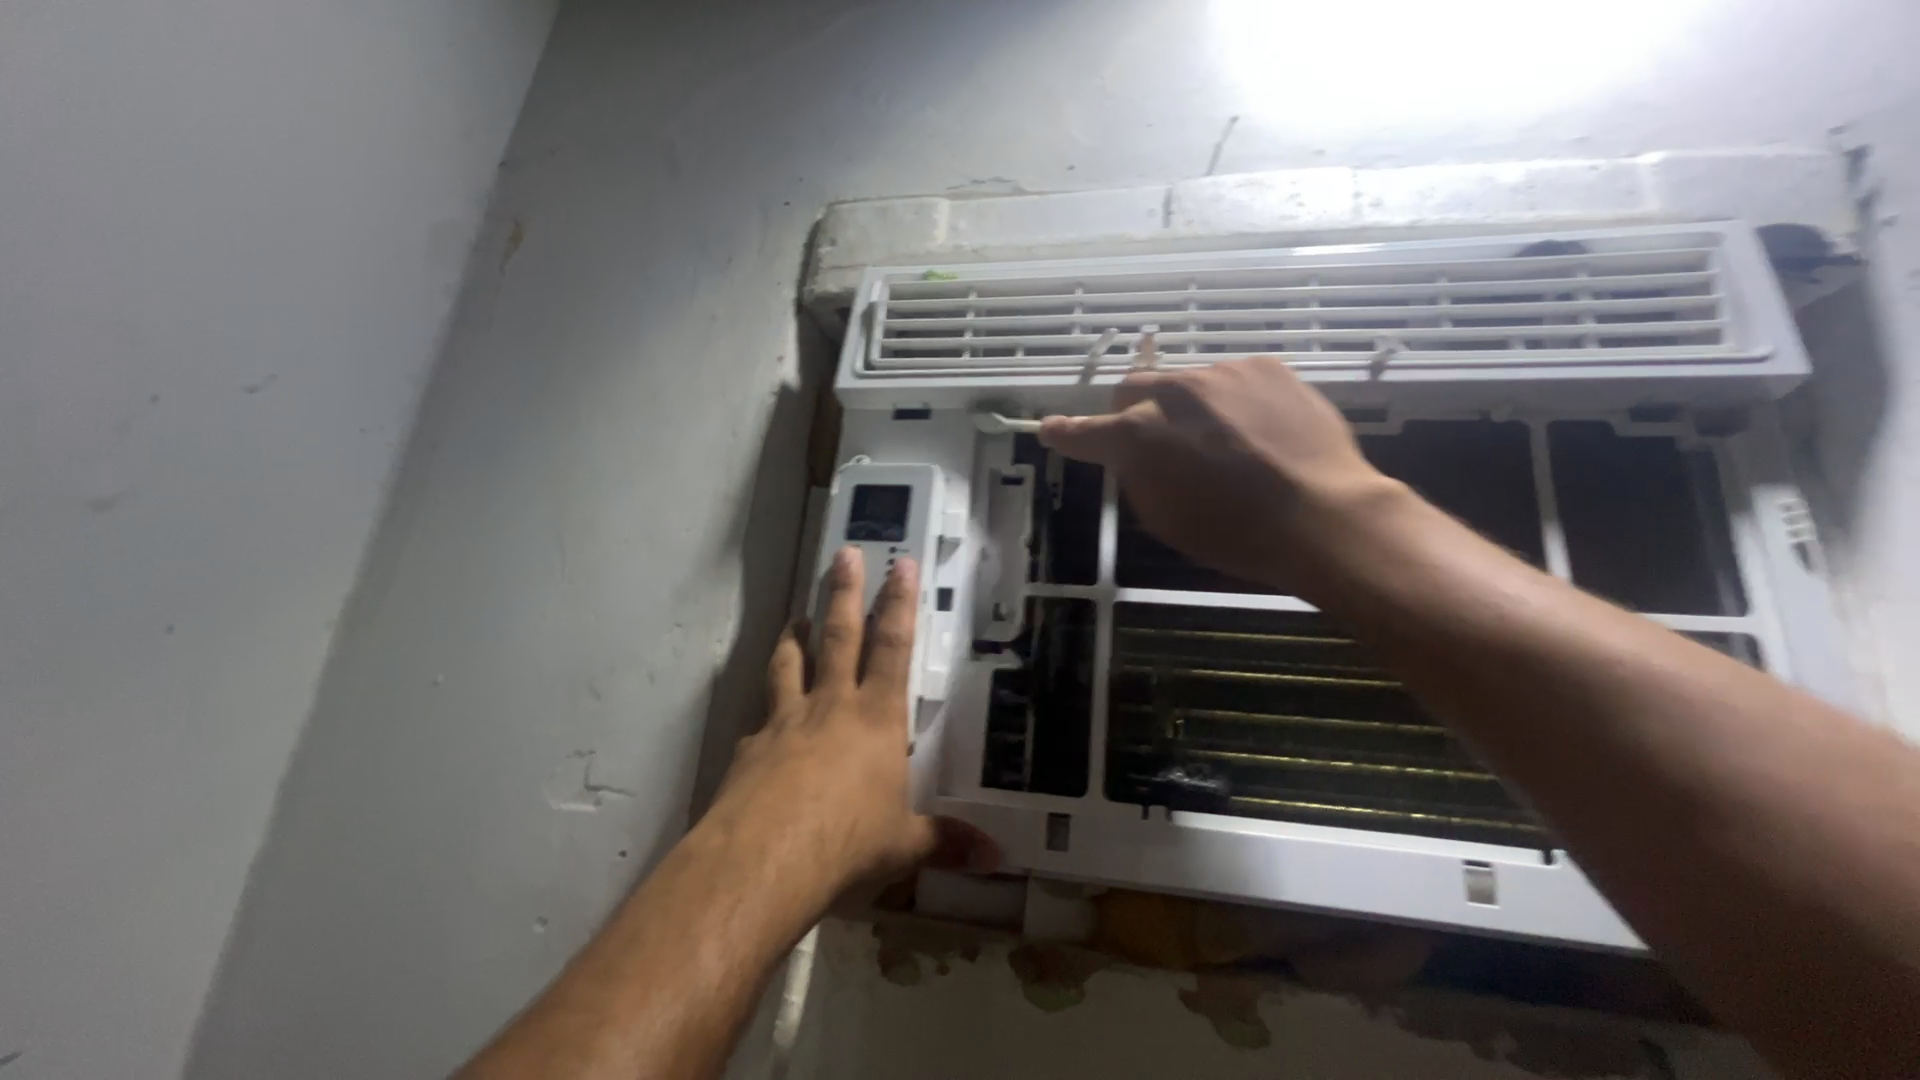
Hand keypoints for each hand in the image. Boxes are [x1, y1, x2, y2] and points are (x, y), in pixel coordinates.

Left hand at [699, 547, 998, 911]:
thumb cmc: (849, 842)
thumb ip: (945, 842)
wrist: (765, 858)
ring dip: (793, 637)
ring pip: (789, 664)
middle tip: (844, 552)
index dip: (899, 604)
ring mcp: (784, 723)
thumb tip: (997, 858)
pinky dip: (764, 713)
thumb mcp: (903, 845)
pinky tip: (759, 726)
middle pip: (838, 636)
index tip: (900, 564)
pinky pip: (760, 720)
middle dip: (844, 592)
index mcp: (876, 718)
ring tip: (793, 617)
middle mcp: (830, 707)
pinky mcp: (748, 749)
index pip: (893, 648)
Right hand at [1038, 356, 1400, 592]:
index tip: (1052, 430)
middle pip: (1133, 389)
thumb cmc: (1235, 534)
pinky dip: (1232, 400)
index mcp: (1137, 436)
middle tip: (1158, 442)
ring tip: (1225, 442)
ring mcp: (1220, 373)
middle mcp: (1171, 392)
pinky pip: (1232, 378)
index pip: (1084, 430)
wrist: (1321, 514)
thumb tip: (1130, 455)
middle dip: (1135, 412)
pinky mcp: (1264, 366)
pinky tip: (1258, 430)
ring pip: (1186, 383)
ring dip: (1189, 407)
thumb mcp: (1165, 517)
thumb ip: (1136, 476)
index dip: (1066, 433)